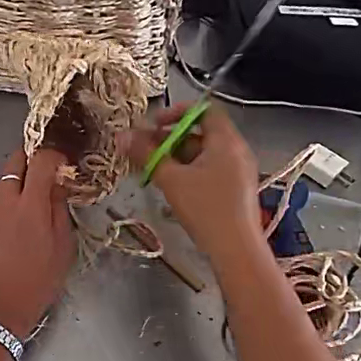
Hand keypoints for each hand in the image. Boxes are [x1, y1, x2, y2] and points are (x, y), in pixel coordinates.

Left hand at [0, 148, 74, 339]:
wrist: (1, 303)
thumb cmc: (38, 277)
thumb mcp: (62, 243)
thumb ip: (60, 207)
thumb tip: (59, 182)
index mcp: (30, 203)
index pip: (41, 160)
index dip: (56, 155)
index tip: (67, 162)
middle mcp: (6, 198)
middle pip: (16, 159)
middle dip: (34, 155)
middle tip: (53, 166)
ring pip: (6, 174)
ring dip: (22, 171)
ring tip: (42, 184)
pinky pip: (1, 190)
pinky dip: (15, 186)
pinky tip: (29, 200)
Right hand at [124, 104, 262, 258]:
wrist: (236, 250)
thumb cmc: (205, 208)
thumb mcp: (171, 179)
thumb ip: (147, 155)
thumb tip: (122, 136)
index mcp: (226, 141)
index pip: (204, 110)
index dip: (178, 112)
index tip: (154, 125)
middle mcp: (237, 151)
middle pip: (201, 133)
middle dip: (170, 139)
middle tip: (145, 150)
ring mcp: (239, 171)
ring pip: (203, 154)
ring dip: (176, 157)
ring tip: (153, 170)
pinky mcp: (236, 190)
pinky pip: (210, 169)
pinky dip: (189, 171)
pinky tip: (171, 186)